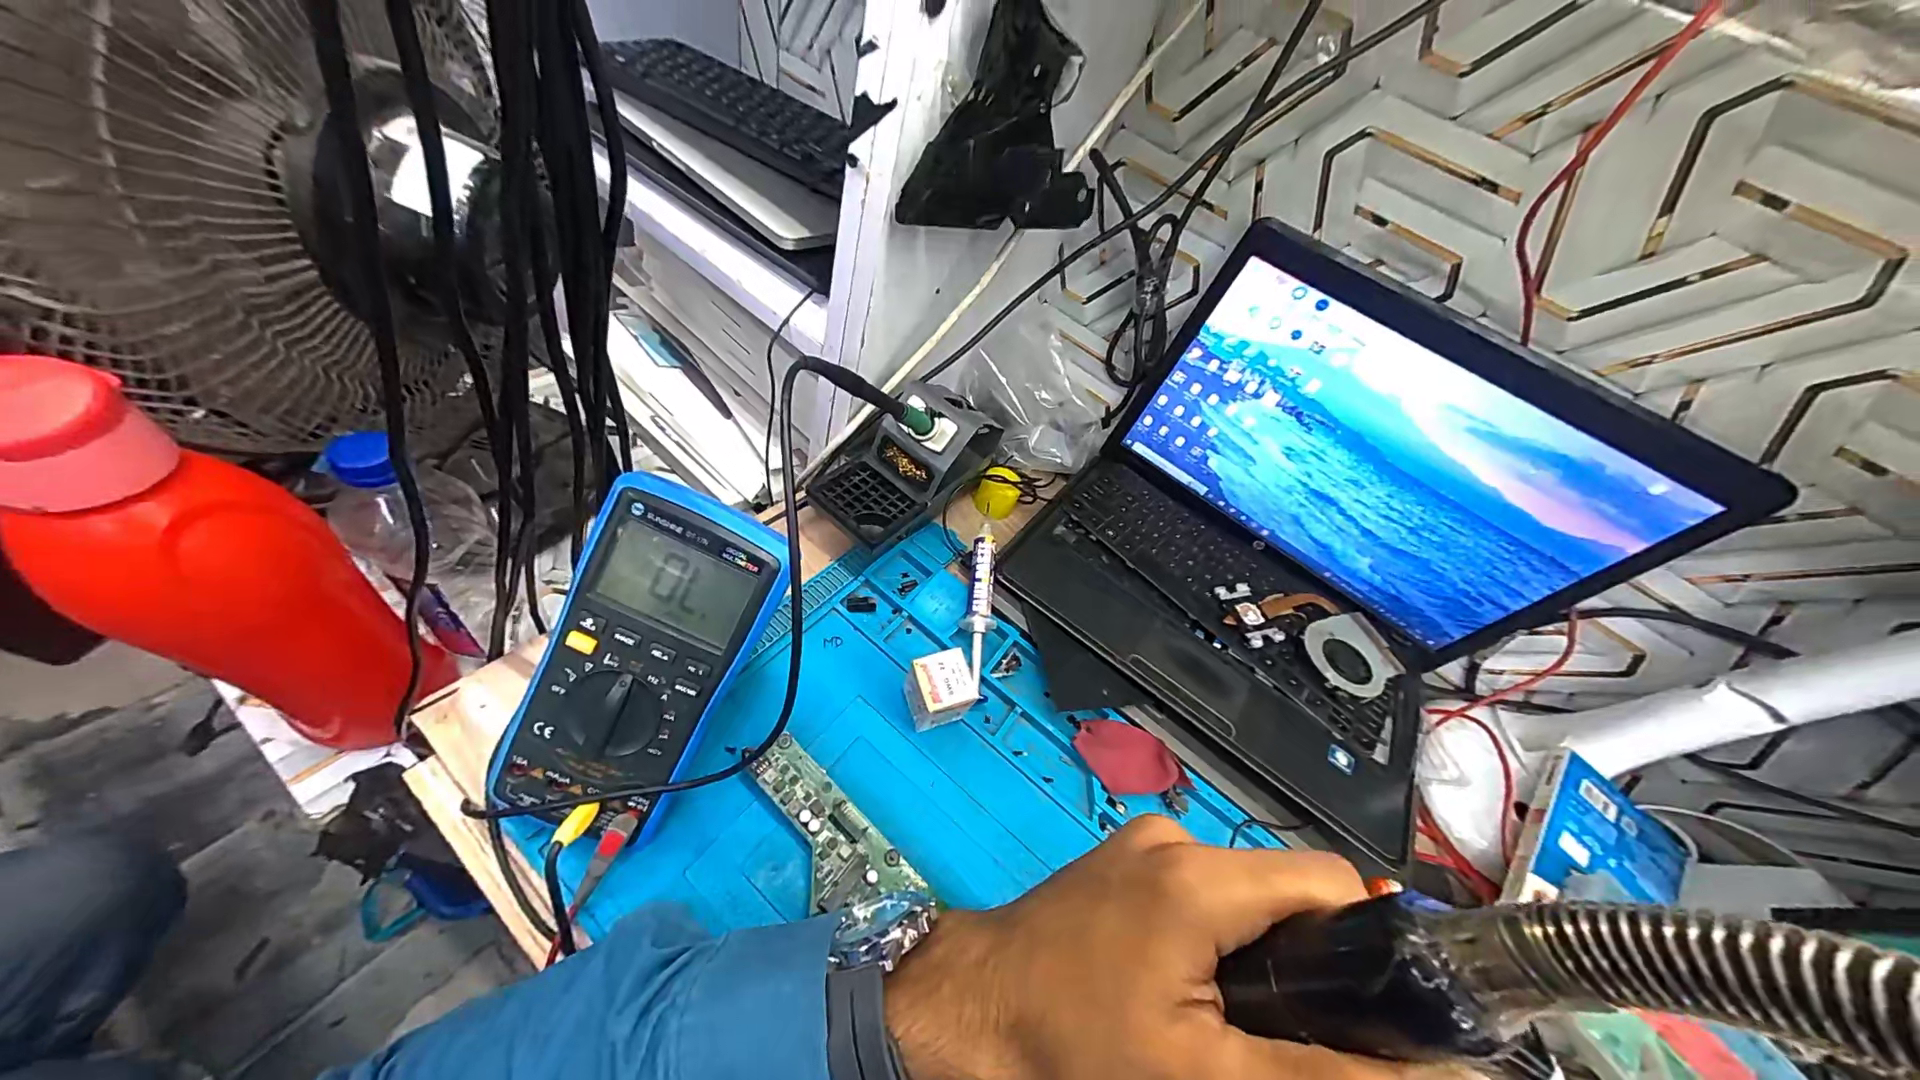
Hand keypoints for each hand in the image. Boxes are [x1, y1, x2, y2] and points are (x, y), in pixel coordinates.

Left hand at [885, 815, 1430, 1079]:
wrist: (971, 1011)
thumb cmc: (1076, 1045)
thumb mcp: (1206, 1076)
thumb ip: (1323, 1071)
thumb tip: (1439, 1068)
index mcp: (1198, 874)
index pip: (1328, 881)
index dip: (1366, 943)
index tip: (1369, 1011)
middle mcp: (1171, 839)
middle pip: (1282, 888)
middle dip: (1306, 958)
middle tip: (1286, 1030)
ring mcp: (1139, 845)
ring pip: (1239, 893)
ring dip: (1256, 951)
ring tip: (1229, 1017)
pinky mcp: (1118, 861)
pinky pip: (1195, 889)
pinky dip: (1213, 934)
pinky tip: (1186, 986)